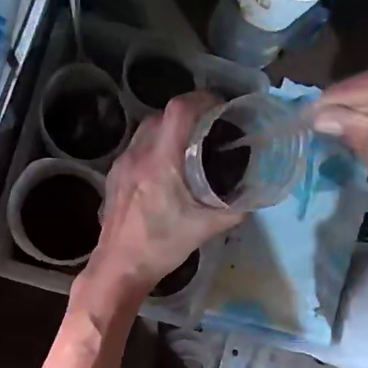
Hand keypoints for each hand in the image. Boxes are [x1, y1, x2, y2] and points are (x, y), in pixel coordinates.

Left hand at [85, 92, 245, 296]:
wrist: (119, 267)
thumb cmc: (162, 247)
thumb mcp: (205, 229)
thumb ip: (234, 210)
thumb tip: (253, 196)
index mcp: (161, 162)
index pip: (179, 111)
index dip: (202, 100)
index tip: (219, 107)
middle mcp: (138, 155)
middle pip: (162, 115)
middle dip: (188, 114)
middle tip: (209, 128)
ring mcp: (121, 164)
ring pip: (146, 130)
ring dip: (169, 129)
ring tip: (189, 145)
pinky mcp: (113, 176)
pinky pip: (136, 147)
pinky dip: (154, 146)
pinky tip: (166, 167)